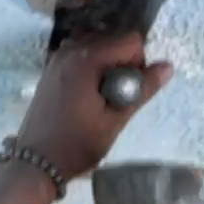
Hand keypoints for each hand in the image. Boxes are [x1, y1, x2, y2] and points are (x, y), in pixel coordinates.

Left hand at [15, 34, 172, 178]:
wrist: (36, 163)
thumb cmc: (77, 145)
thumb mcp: (114, 120)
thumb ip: (141, 90)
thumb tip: (168, 67)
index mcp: (85, 59)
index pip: (129, 40)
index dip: (139, 63)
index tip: (130, 91)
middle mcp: (69, 50)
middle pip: (112, 40)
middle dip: (123, 64)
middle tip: (116, 97)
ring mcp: (56, 59)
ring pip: (96, 47)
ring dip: (107, 66)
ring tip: (102, 97)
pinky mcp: (50, 70)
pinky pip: (80, 56)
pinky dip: (91, 69)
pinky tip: (86, 96)